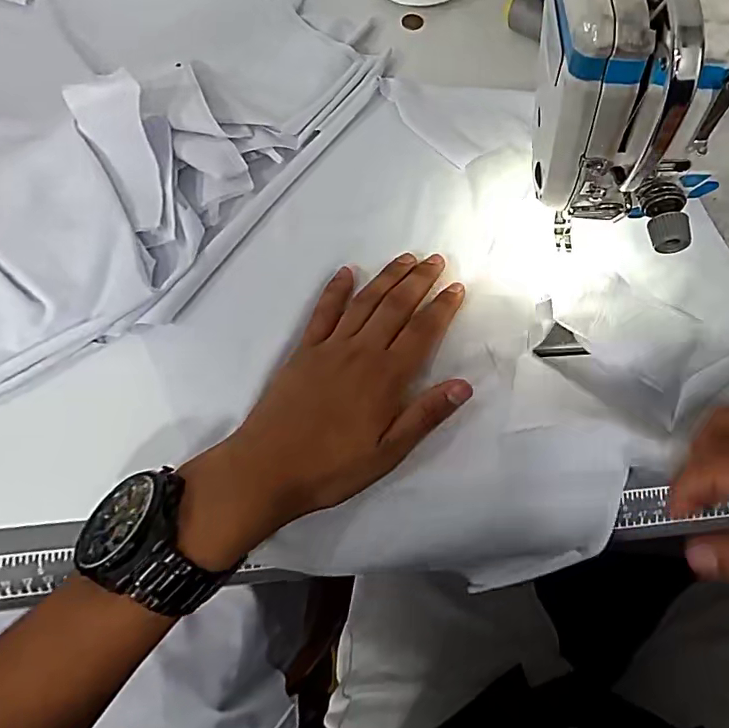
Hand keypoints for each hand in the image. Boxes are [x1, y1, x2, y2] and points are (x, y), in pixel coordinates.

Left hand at [174, 254, 470, 568]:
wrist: (264, 470)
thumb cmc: (331, 467)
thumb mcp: (387, 453)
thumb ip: (425, 415)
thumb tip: (463, 385)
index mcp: (386, 377)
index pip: (422, 331)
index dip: (442, 307)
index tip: (457, 286)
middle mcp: (361, 352)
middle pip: (396, 306)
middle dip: (419, 280)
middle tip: (437, 259)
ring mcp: (330, 347)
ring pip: (365, 301)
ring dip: (387, 276)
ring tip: (406, 258)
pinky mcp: (304, 350)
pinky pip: (323, 312)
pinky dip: (336, 289)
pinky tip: (346, 272)